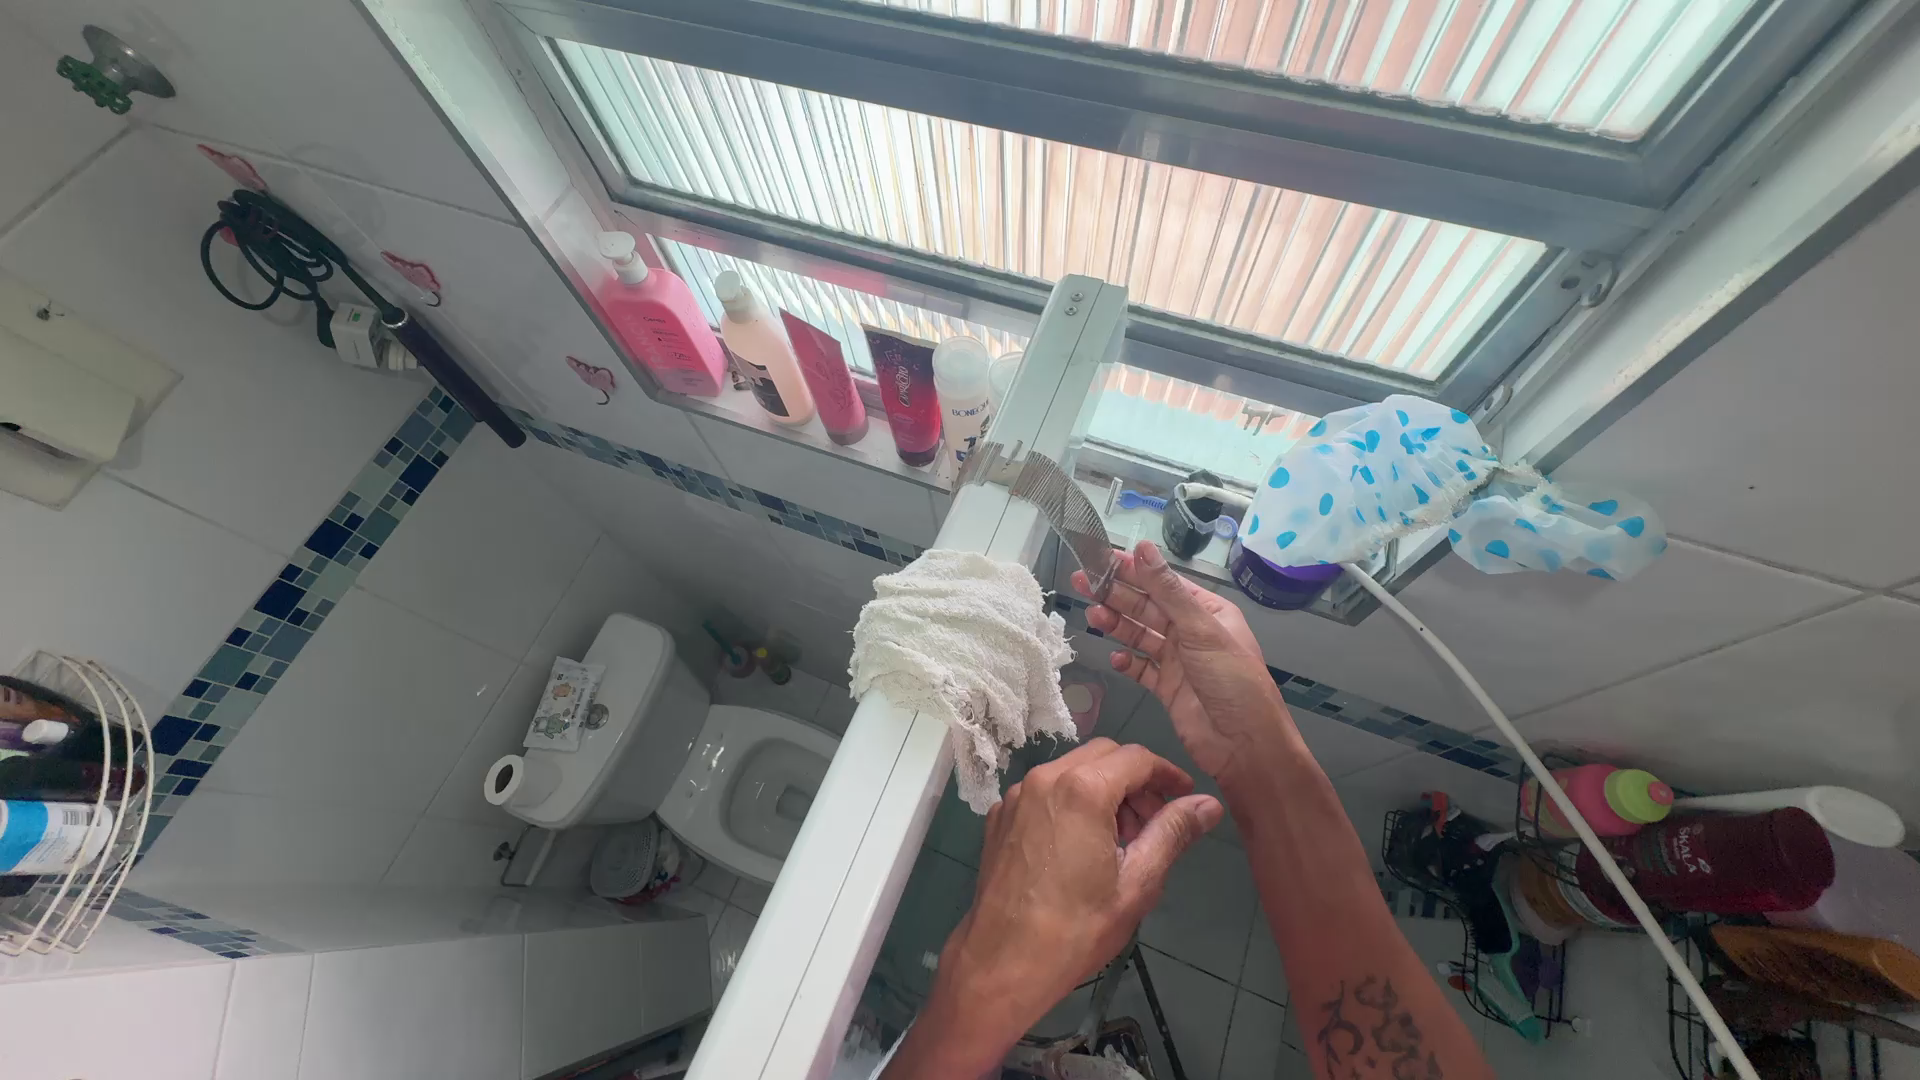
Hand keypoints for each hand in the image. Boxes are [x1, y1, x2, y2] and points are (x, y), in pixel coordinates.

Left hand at [884, 739, 1221, 1078]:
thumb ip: (1173, 832)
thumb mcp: (1137, 882)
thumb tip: (1209, 803)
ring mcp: (1016, 794)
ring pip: (1071, 769)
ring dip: (1103, 790)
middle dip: (1135, 781)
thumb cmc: (1077, 928)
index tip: (1185, 798)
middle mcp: (1044, 777)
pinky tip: (1078, 848)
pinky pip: (1045, 791)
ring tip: (1119, 842)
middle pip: (1102, 755)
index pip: (1136, 758)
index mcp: (1082, 788)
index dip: (1167, 773)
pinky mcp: (1000, 814)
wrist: (1001, 962)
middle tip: (1153, 825)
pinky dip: (1070, 802)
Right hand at [1073, 540, 1292, 783]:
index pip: (1163, 583)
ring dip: (1116, 625)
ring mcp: (1178, 661)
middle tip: (1082, 584)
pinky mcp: (1166, 688)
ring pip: (1139, 636)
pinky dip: (1127, 662)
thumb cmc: (1231, 681)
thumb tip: (1143, 548)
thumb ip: (1167, 590)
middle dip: (1116, 595)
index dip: (1132, 570)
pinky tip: (1115, 657)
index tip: (1100, 560)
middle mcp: (1191, 632)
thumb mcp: (1201, 630)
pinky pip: (1140, 668)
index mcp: (1207, 612)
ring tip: (1093, 617)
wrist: (1244, 746)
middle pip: (1146, 607)